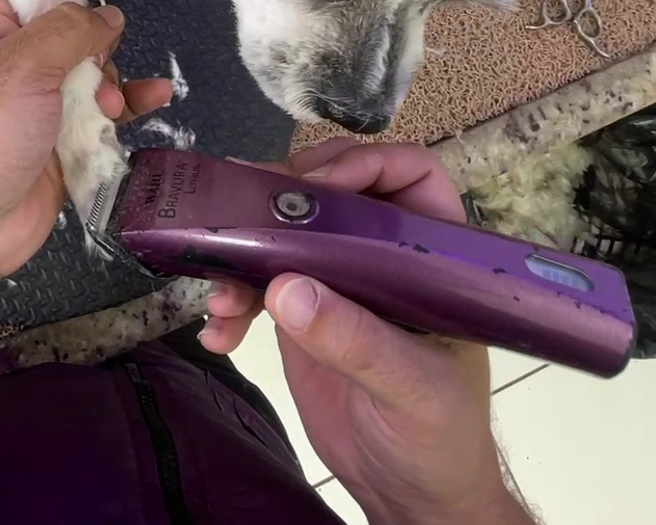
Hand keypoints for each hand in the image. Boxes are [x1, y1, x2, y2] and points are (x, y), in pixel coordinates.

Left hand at [0, 0, 171, 294]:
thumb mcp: (20, 66)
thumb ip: (67, 31)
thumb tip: (107, 16)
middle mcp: (18, 65)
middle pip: (70, 29)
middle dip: (94, 40)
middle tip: (95, 64)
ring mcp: (42, 107)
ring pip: (92, 73)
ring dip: (113, 78)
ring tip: (107, 102)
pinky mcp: (64, 145)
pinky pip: (105, 116)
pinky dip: (129, 106)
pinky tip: (155, 98)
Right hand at [200, 140, 526, 524]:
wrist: (403, 495)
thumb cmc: (437, 439)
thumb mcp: (411, 391)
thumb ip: (355, 339)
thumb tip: (286, 288)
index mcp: (427, 254)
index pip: (410, 174)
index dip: (366, 164)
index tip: (317, 187)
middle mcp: (378, 253)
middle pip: (330, 189)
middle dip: (283, 195)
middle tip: (245, 211)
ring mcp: (334, 276)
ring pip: (282, 228)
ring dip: (242, 250)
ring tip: (220, 293)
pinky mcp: (297, 306)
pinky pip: (255, 279)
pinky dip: (231, 300)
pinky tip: (219, 332)